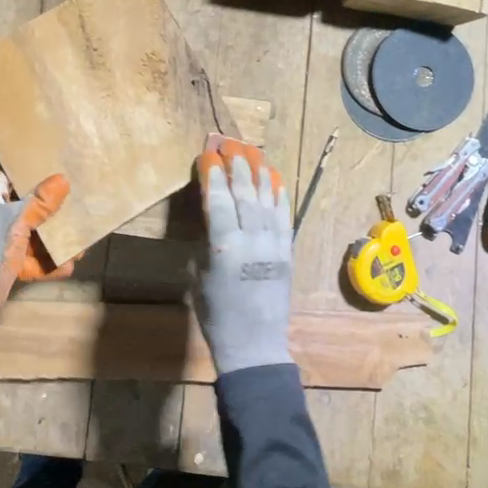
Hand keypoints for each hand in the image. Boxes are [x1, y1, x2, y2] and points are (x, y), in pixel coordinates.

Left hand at [0, 170, 73, 361]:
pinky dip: (44, 262)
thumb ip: (41, 202)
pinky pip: (25, 257)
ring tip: (80, 246)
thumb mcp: (17, 223)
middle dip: (50, 213)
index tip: (55, 178)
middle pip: (23, 207)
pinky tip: (67, 267)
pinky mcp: (0, 263)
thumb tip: (63, 179)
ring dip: (52, 241)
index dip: (28, 177)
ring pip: (27, 234)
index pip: (6, 178)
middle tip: (76, 211)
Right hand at [194, 138, 293, 374]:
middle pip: (245, 191)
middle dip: (236, 163)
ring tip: (251, 151)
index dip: (212, 172)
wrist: (254, 345)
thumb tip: (211, 211)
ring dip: (259, 171)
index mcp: (224, 246)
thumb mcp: (200, 274)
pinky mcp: (288, 251)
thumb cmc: (217, 315)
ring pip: (267, 197)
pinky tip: (273, 176)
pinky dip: (278, 192)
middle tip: (227, 142)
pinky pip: (283, 214)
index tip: (207, 153)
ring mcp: (274, 244)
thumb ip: (207, 240)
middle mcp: (252, 239)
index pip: (218, 198)